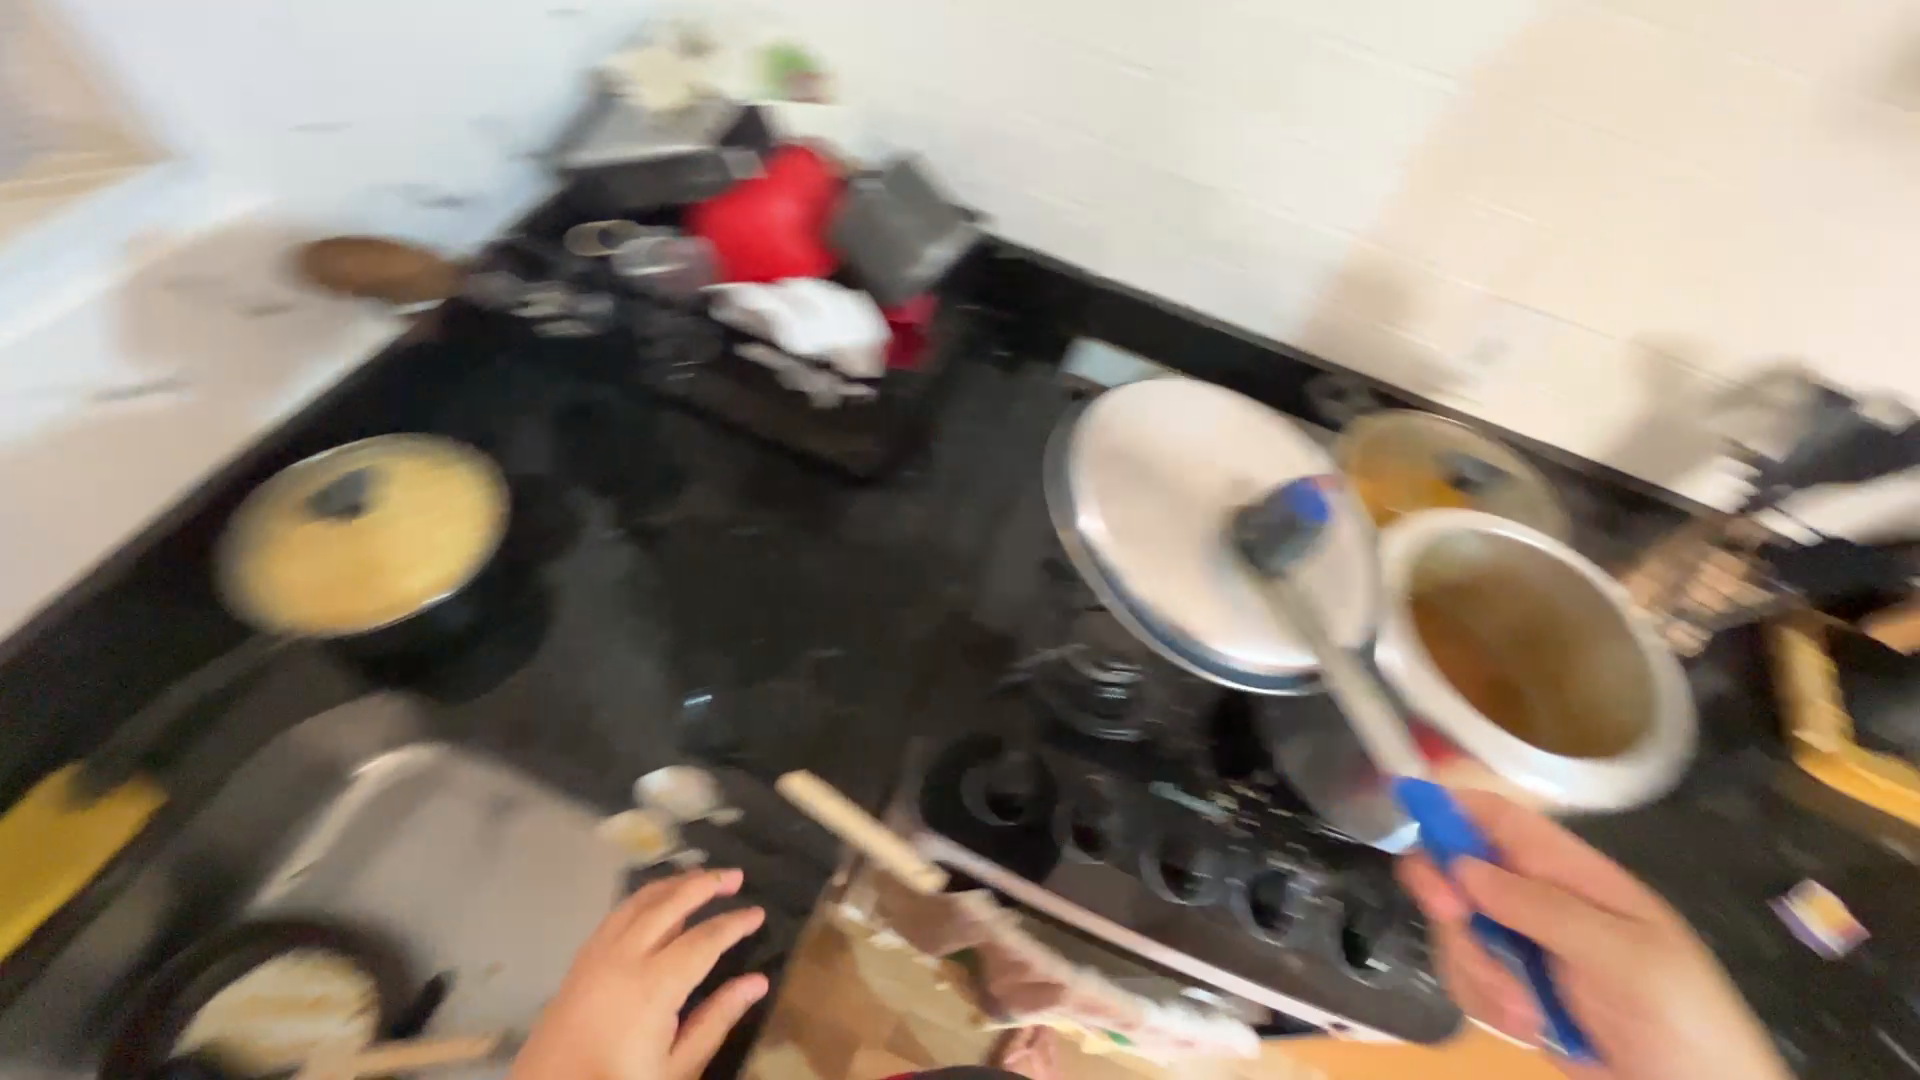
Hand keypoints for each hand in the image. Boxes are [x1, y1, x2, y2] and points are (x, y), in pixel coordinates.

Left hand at [509, 868, 768, 1079]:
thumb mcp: (675, 1069)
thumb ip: (716, 1020)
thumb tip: (757, 982)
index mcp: (654, 986)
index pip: (706, 939)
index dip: (735, 923)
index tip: (757, 913)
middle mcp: (625, 957)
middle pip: (672, 902)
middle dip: (708, 884)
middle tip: (736, 877)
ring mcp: (597, 954)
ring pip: (642, 900)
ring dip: (676, 883)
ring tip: (702, 877)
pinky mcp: (580, 960)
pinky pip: (618, 912)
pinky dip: (645, 897)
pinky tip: (657, 900)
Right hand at [1396, 790, 1790, 1079]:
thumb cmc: (1684, 1023)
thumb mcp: (1628, 961)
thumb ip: (1544, 908)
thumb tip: (1462, 866)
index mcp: (1567, 872)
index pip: (1494, 816)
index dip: (1446, 806)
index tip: (1411, 825)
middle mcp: (1531, 896)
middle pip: (1451, 867)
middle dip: (1444, 897)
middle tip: (1454, 920)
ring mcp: (1516, 942)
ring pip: (1449, 927)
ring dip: (1473, 968)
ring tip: (1524, 1014)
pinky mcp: (1505, 984)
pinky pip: (1459, 972)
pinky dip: (1481, 1000)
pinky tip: (1526, 1027)